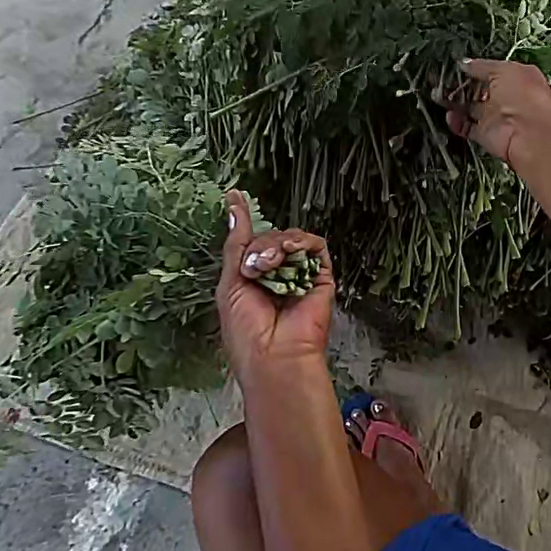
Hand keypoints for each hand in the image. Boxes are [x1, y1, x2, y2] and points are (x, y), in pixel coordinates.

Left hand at [216, 190, 334, 381]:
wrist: (274, 355)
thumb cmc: (245, 331)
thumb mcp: (229, 283)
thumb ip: (236, 244)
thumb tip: (234, 205)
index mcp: (254, 277)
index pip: (251, 240)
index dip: (244, 217)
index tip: (233, 195)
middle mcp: (279, 272)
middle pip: (270, 237)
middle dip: (258, 245)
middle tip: (252, 268)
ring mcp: (301, 273)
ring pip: (291, 238)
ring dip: (275, 246)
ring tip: (265, 267)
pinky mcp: (321, 275)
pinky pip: (315, 246)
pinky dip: (300, 243)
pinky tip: (287, 253)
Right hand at [435, 59, 550, 167]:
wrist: (531, 135)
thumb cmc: (526, 97)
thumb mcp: (504, 70)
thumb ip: (482, 66)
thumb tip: (466, 63)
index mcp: (516, 79)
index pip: (490, 72)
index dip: (473, 69)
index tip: (455, 66)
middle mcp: (506, 98)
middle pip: (479, 91)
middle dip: (460, 86)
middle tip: (440, 81)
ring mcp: (497, 118)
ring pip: (471, 109)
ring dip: (455, 103)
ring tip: (437, 96)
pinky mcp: (487, 136)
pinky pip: (468, 128)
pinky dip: (457, 123)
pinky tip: (449, 116)